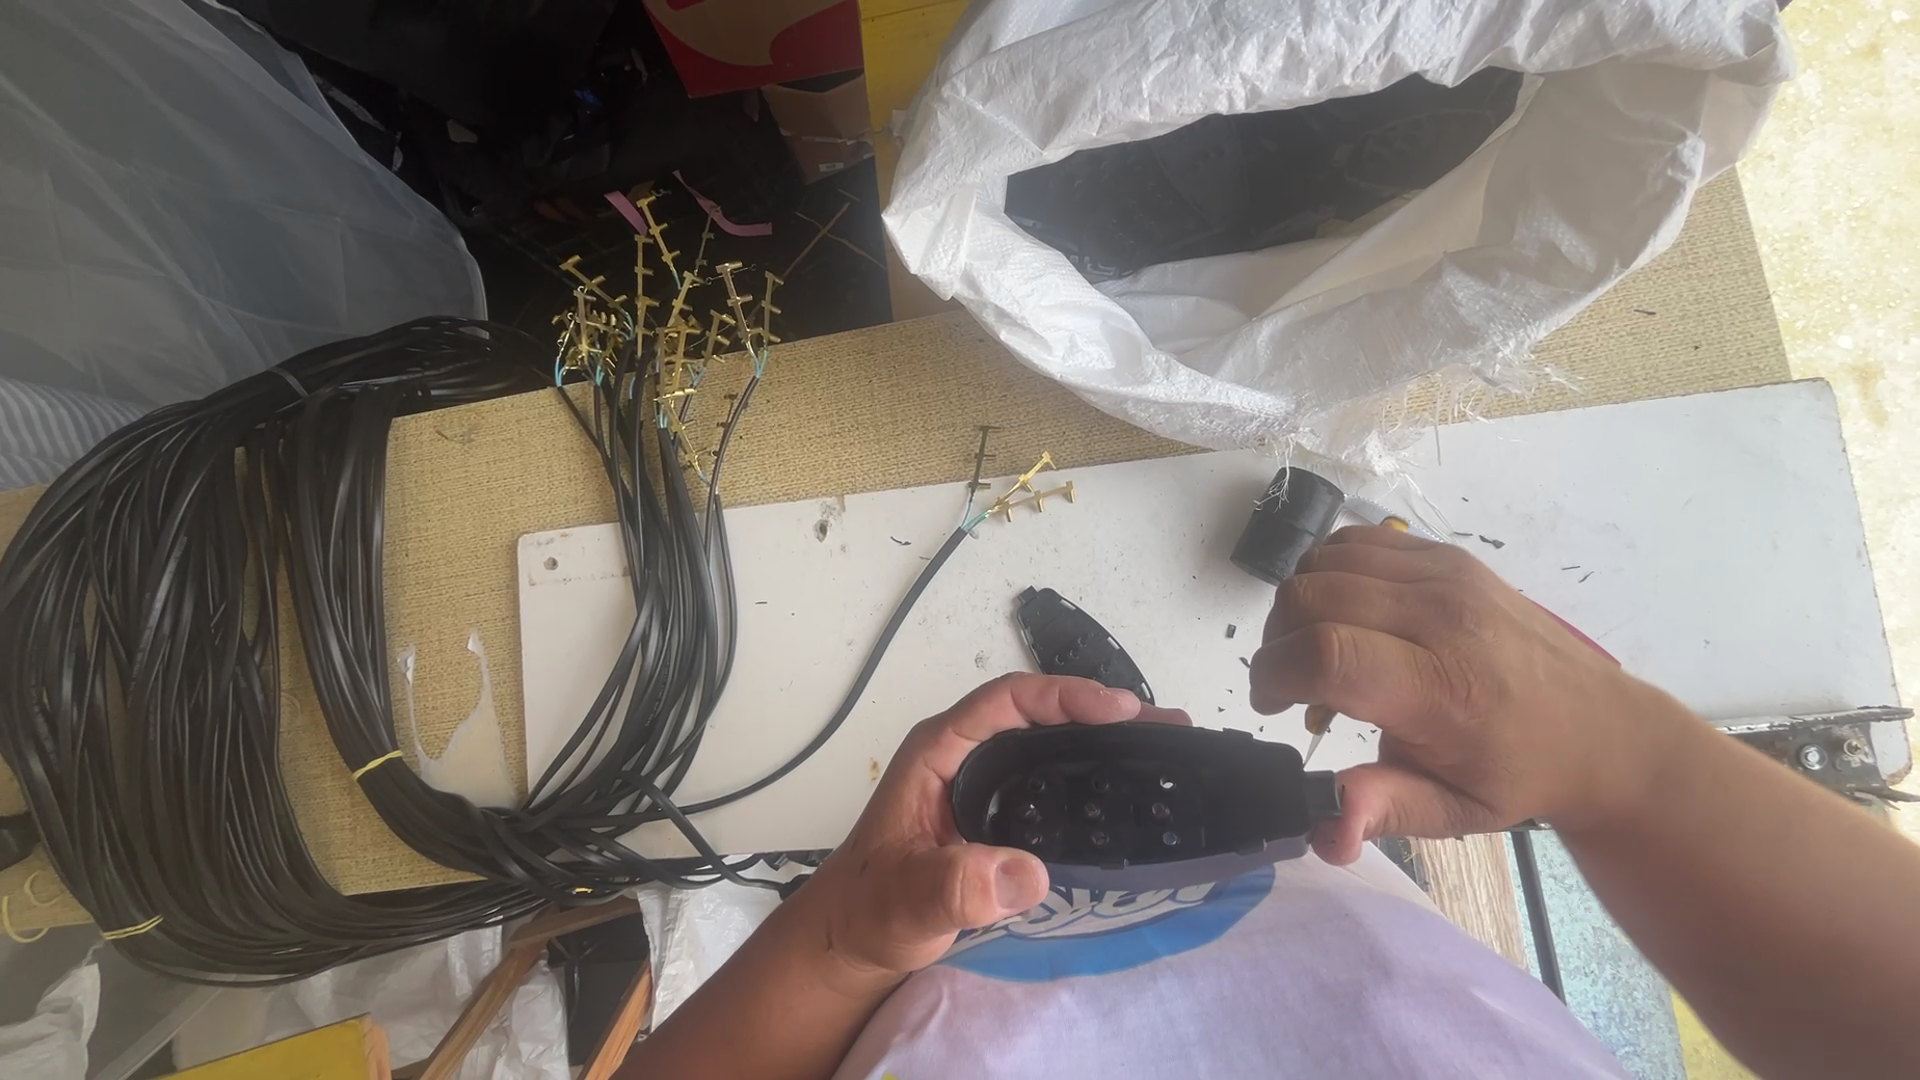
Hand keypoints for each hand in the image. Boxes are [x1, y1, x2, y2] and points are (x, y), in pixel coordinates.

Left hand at [800, 673, 1190, 982]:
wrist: (855, 937)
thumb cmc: (870, 909)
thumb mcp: (906, 899)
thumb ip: (954, 886)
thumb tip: (1028, 873)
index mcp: (939, 749)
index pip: (1006, 701)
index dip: (1062, 696)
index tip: (1117, 709)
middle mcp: (965, 754)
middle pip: (1039, 713)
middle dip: (1101, 712)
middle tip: (1164, 724)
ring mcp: (982, 781)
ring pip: (1048, 743)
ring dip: (1102, 741)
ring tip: (1161, 747)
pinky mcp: (997, 811)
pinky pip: (1050, 779)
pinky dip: (1090, 776)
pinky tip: (1124, 791)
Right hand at [1249, 525, 1695, 863]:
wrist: (1602, 727)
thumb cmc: (1515, 774)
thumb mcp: (1452, 811)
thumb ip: (1382, 811)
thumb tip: (1327, 836)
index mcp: (1444, 689)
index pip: (1327, 654)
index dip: (1274, 674)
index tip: (1271, 704)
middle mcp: (1442, 618)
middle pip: (1308, 599)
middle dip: (1276, 641)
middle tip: (1293, 681)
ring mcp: (1445, 576)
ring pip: (1320, 565)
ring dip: (1297, 608)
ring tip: (1316, 647)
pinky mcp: (1445, 555)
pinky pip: (1350, 543)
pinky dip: (1325, 574)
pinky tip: (1343, 613)